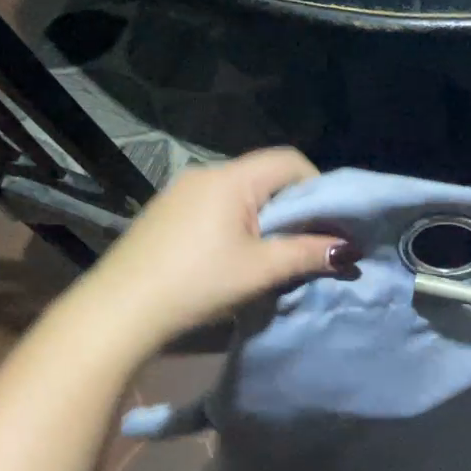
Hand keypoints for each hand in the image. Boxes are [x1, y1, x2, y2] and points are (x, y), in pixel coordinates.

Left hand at [82, 149, 357, 344]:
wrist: (121, 310)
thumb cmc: (198, 284)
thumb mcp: (261, 270)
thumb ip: (307, 254)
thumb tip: (349, 249)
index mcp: (231, 179)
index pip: (289, 160)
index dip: (318, 186)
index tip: (329, 224)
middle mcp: (205, 174)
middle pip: (265, 177)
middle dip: (293, 207)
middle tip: (307, 245)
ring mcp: (180, 192)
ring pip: (240, 194)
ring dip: (265, 219)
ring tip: (272, 257)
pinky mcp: (165, 213)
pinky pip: (215, 207)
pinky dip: (237, 225)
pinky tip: (233, 259)